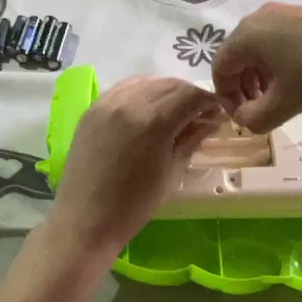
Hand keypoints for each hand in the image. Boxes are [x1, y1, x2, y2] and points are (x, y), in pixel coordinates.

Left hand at [46, 77, 222, 252]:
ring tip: (173, 112)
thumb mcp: (172, 171)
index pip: (192, 95)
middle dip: (189, 96)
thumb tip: (210, 121)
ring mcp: (107, 103)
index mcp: (154, 121)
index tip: (216, 113)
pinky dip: (141, 93)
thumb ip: (191, 139)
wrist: (85, 219)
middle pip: (170, 85)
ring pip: (146, 82)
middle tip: (198, 115)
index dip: (209, 101)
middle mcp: (130, 103)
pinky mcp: (91, 109)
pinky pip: (123, 88)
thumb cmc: (134, 205)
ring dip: (165, 91)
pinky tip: (146, 111)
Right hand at [212, 3, 301, 131]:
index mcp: (246, 35)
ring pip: (256, 50)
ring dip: (259, 78)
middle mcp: (258, 18)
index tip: (243, 118)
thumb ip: (253, 118)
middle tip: (259, 110)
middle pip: (236, 57)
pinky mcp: (301, 14)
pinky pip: (275, 40)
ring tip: (278, 97)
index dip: (226, 98)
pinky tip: (297, 79)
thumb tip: (244, 119)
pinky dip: (276, 63)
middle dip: (243, 88)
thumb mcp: (284, 105)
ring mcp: (281, 12)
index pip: (219, 69)